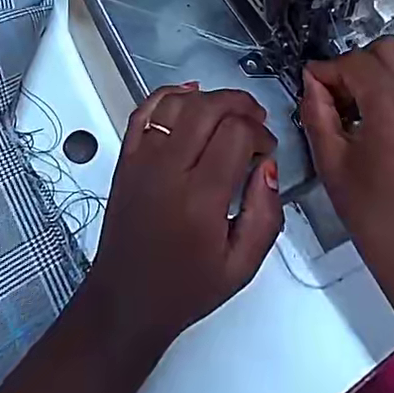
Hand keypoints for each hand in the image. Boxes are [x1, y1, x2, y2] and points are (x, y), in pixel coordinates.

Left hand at [78, 85, 280, 352]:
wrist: (127, 298)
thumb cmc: (183, 287)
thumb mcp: (241, 266)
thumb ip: (265, 215)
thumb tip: (267, 168)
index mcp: (201, 200)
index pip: (236, 135)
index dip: (259, 132)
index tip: (266, 147)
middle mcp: (168, 172)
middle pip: (207, 109)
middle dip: (239, 104)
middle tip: (255, 118)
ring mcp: (142, 160)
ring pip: (176, 103)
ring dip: (207, 97)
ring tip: (228, 108)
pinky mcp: (126, 158)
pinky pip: (144, 111)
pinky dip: (166, 94)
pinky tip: (186, 94)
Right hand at [298, 38, 393, 289]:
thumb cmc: (383, 227)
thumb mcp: (332, 164)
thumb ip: (316, 112)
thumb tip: (313, 83)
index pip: (358, 62)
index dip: (329, 68)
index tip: (316, 80)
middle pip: (391, 51)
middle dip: (359, 64)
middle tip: (339, 91)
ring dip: (383, 83)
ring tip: (362, 118)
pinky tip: (390, 136)